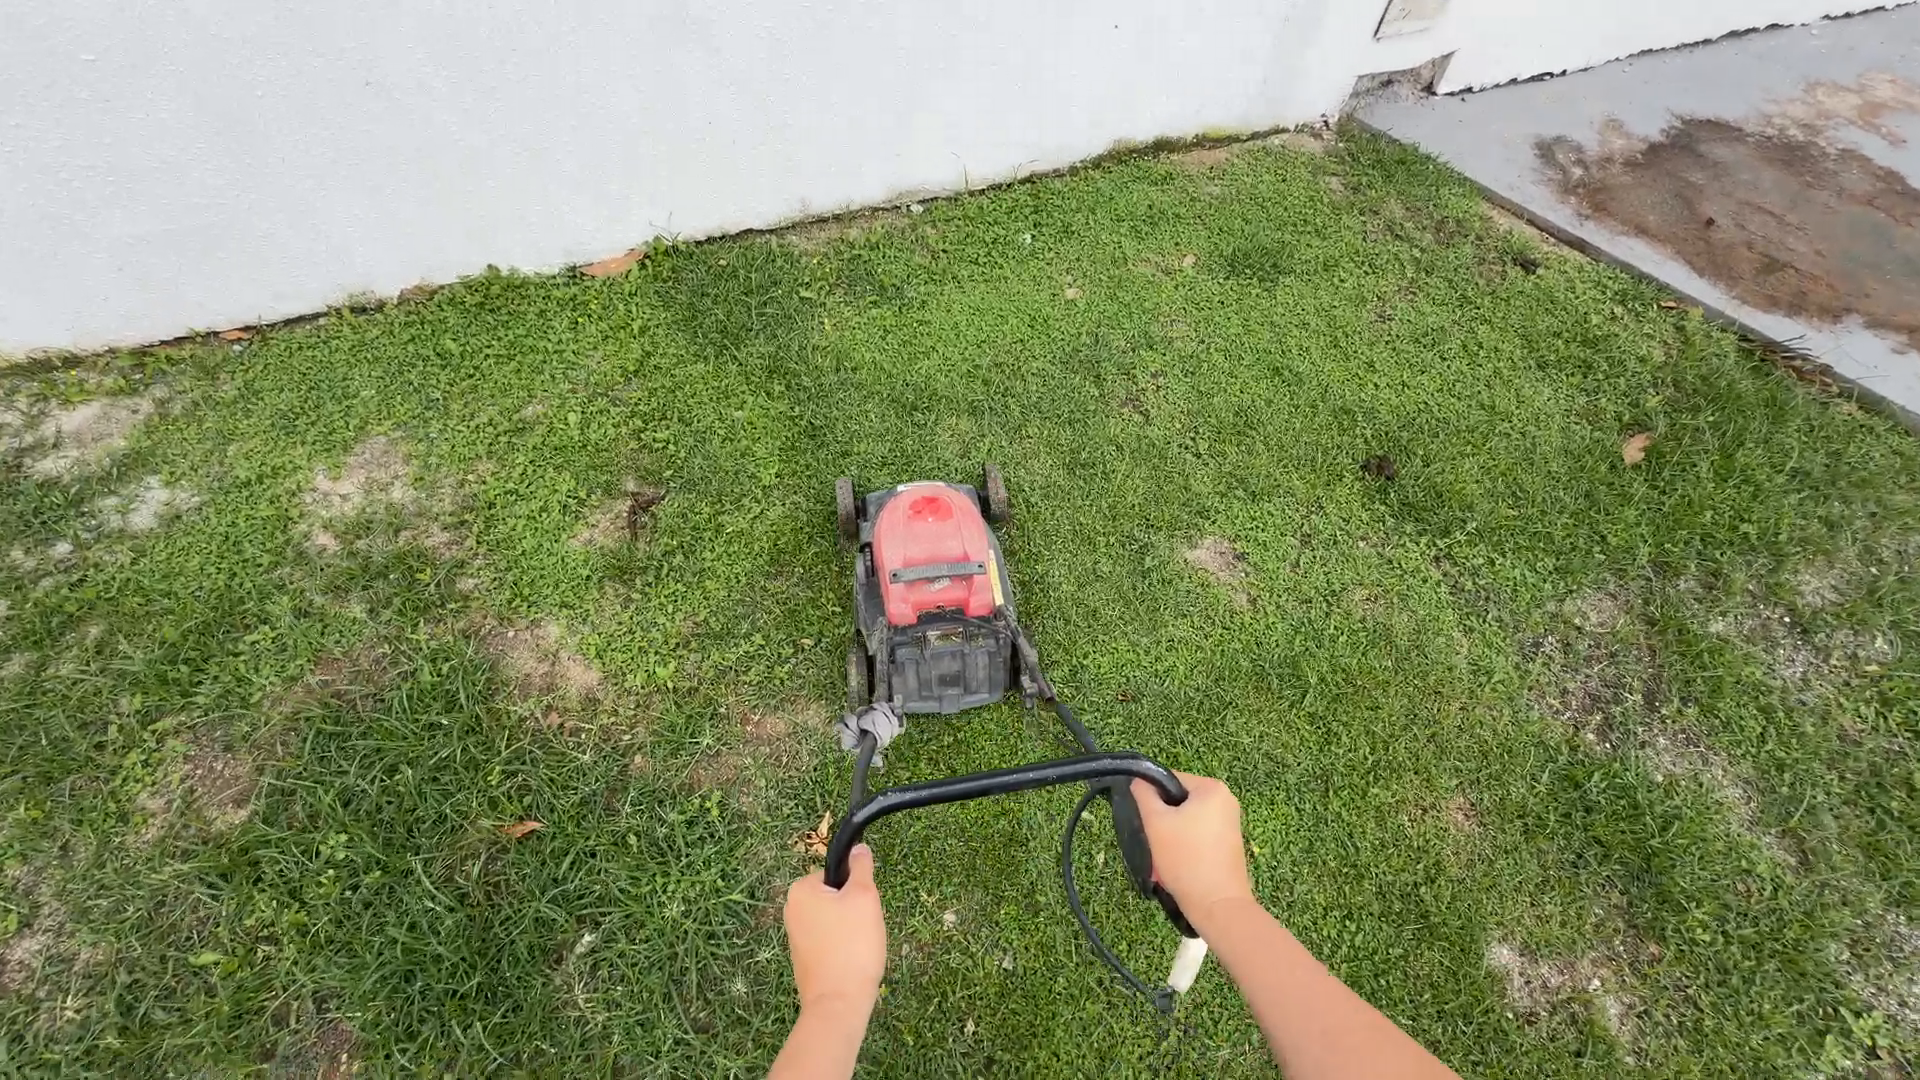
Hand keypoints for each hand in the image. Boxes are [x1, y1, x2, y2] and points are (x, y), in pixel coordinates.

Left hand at [783, 844, 886, 1012]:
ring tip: (858, 946)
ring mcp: (796, 936)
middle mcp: (792, 909)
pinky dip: (843, 945)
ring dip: (851, 928)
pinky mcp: (803, 958)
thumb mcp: (864, 896)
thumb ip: (862, 867)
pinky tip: (851, 960)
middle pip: (835, 895)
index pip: (837, 873)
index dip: (856, 887)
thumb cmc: (852, 945)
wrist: (838, 1003)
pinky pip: (830, 939)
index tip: (862, 907)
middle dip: (853, 909)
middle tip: (863, 927)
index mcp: (801, 890)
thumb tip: (858, 848)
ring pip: (835, 918)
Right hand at [1131, 772, 1254, 928]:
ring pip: (1186, 820)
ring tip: (1164, 856)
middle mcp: (1226, 800)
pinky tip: (1176, 864)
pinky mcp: (1229, 843)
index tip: (1147, 821)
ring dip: (1170, 835)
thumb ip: (1143, 794)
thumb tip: (1139, 780)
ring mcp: (1230, 823)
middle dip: (1163, 820)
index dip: (1152, 798)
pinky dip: (1184, 845)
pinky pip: (1198, 834)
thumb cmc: (1185, 858)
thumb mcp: (1155, 821)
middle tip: (1154, 840)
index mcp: (1212, 788)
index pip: (1170, 780)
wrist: (1218, 906)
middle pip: (1179, 801)